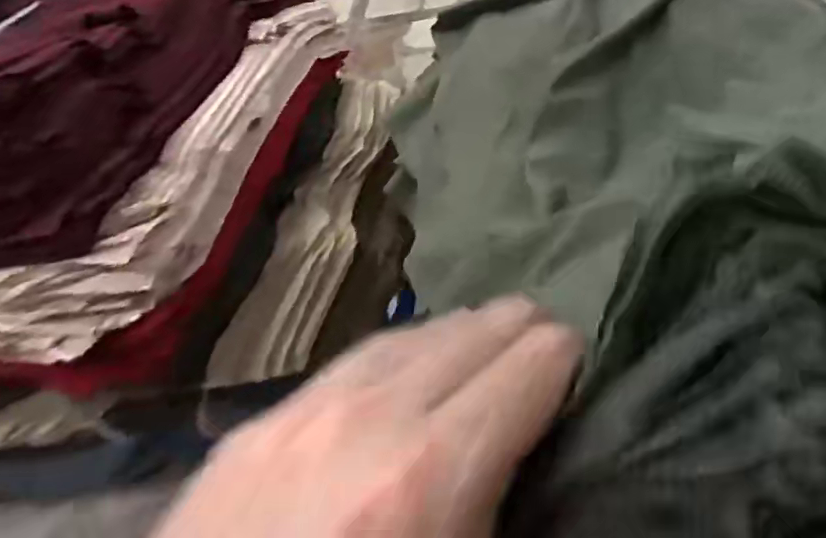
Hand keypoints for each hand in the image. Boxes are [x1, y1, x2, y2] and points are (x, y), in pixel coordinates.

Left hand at [153, 296, 580, 537]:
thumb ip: (516, 504)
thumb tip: (556, 448)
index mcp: (432, 473)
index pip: (543, 353)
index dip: (571, 367)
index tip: (573, 394)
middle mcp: (372, 417)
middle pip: (491, 321)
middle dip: (529, 341)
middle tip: (538, 382)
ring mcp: (302, 413)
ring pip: (428, 326)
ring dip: (469, 344)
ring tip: (483, 373)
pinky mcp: (252, 428)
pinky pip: (362, 356)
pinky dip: (407, 359)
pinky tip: (408, 388)